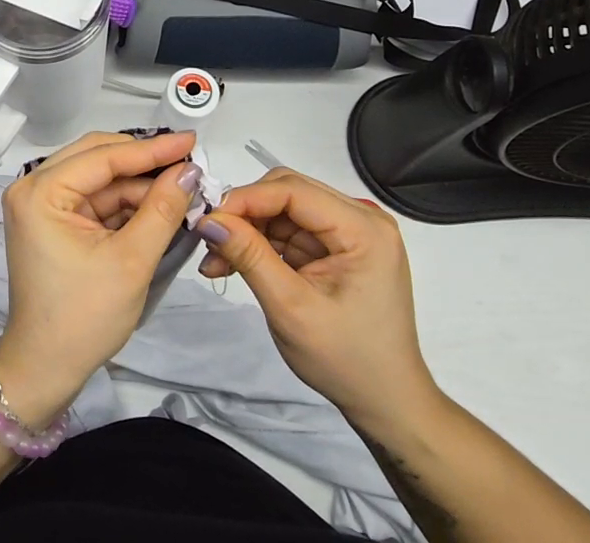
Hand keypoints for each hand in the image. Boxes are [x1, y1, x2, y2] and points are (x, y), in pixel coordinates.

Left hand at [0, 131, 198, 423]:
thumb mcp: (131, 260)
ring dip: (138, 182)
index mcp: (39, 192)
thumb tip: (189, 172)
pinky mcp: (52, 223)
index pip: (103, 156)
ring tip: (183, 182)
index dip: (151, 148)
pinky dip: (126, 202)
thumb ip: (162, 209)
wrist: (46, 366)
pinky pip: (94, 200)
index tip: (191, 141)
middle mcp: (32, 188)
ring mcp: (40, 205)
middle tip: (190, 159)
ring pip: (99, 179)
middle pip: (97, 158)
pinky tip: (160, 202)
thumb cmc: (84, 316)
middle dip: (144, 161)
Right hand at [196, 169, 439, 427]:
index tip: (205, 221)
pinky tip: (233, 264)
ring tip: (216, 262)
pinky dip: (260, 244)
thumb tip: (207, 220)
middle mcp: (361, 220)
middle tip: (209, 242)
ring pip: (283, 211)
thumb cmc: (345, 358)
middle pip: (288, 193)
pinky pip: (289, 231)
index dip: (245, 199)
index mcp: (363, 229)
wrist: (384, 400)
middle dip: (244, 214)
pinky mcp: (336, 249)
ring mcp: (349, 234)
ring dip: (247, 231)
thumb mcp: (290, 307)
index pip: (292, 191)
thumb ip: (249, 256)